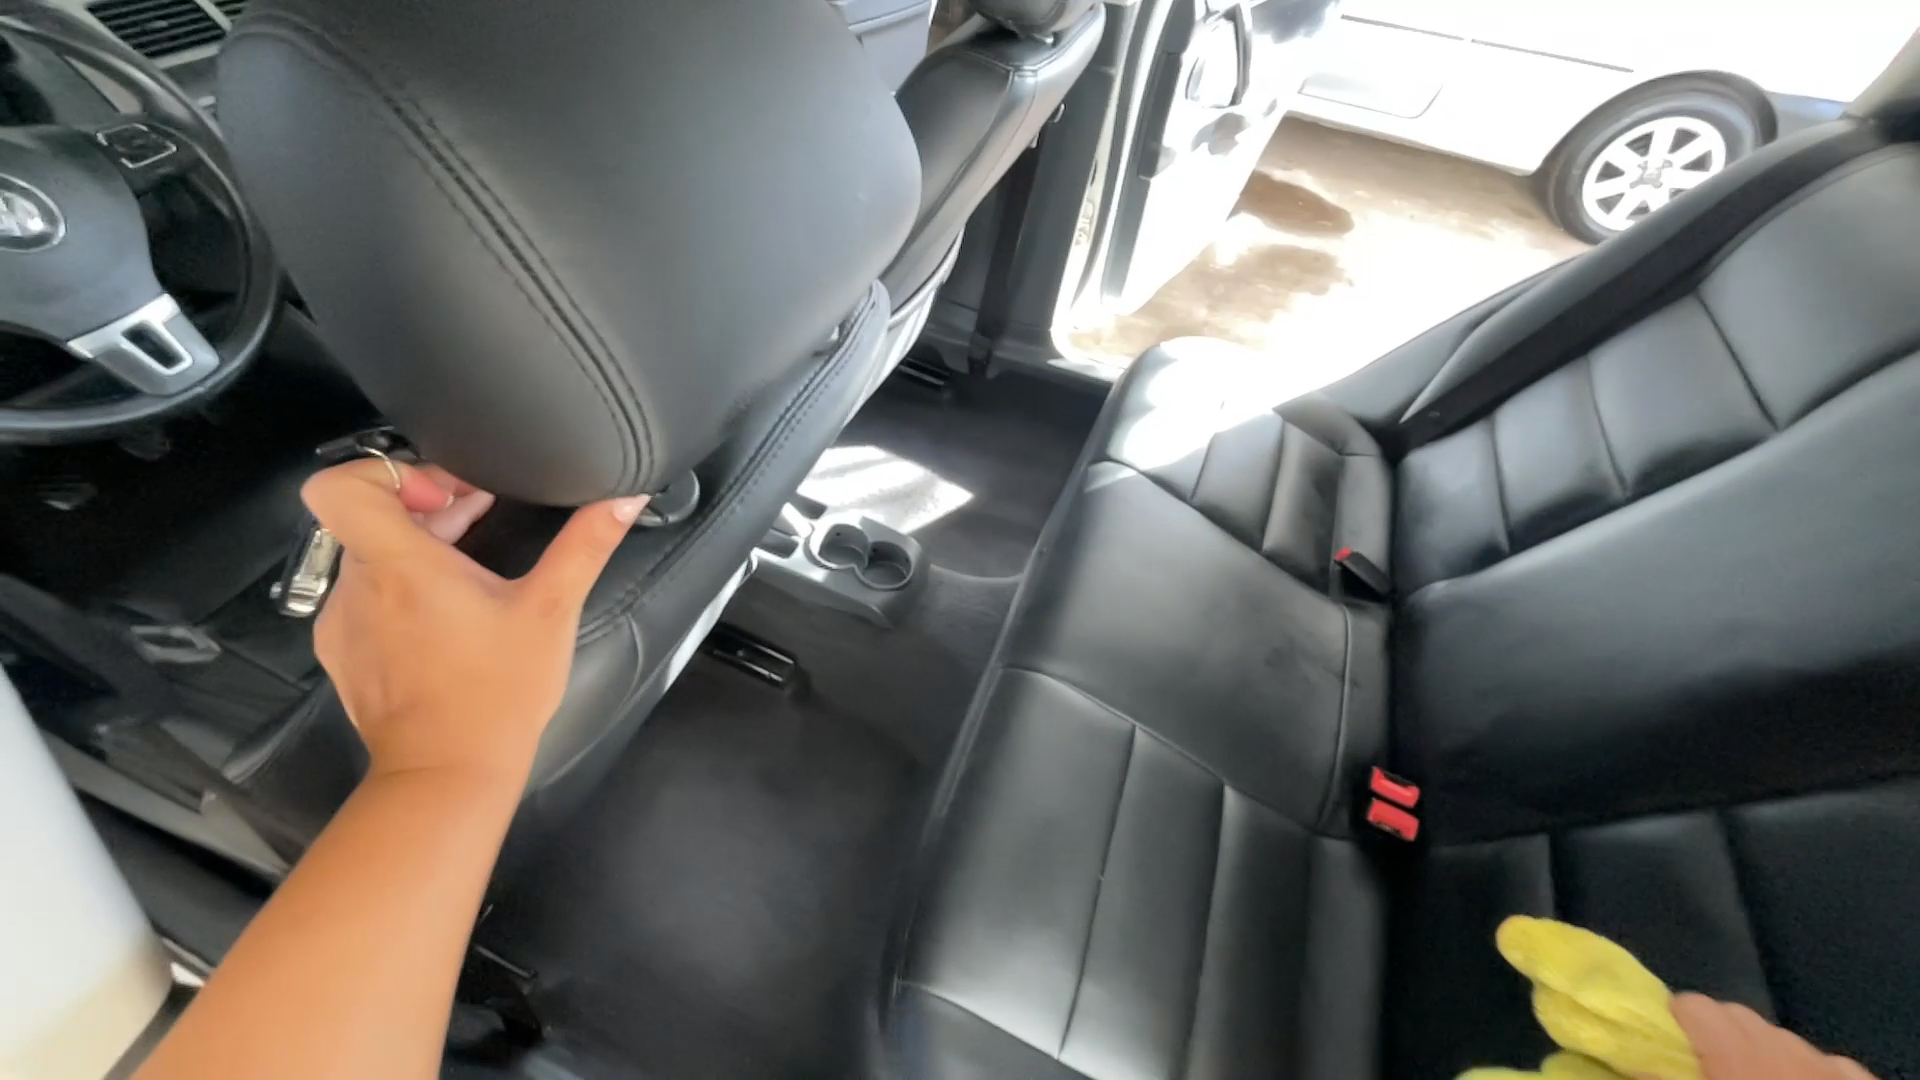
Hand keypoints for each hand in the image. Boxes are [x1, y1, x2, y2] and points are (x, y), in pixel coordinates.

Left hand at [301, 460, 646, 785]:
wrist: (449, 770)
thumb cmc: (500, 688)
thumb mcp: (552, 609)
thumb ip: (586, 546)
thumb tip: (627, 498)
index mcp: (400, 567)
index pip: (341, 485)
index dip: (389, 472)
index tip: (445, 493)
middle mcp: (357, 586)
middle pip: (370, 516)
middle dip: (428, 506)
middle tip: (482, 512)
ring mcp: (342, 621)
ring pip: (369, 555)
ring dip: (418, 546)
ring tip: (474, 561)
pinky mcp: (344, 651)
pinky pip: (366, 594)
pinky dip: (403, 585)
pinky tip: (452, 611)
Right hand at [1671, 993, 1876, 1079]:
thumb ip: (1667, 1067)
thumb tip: (1631, 1043)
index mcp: (1734, 1047)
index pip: (1692, 1002)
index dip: (1679, 1019)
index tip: (1676, 1042)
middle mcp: (1780, 1042)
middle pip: (1736, 1012)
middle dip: (1723, 1031)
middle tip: (1717, 1063)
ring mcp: (1829, 1062)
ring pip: (1781, 1035)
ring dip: (1767, 1049)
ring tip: (1763, 1076)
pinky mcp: (1864, 1079)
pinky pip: (1831, 1061)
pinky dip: (1815, 1069)